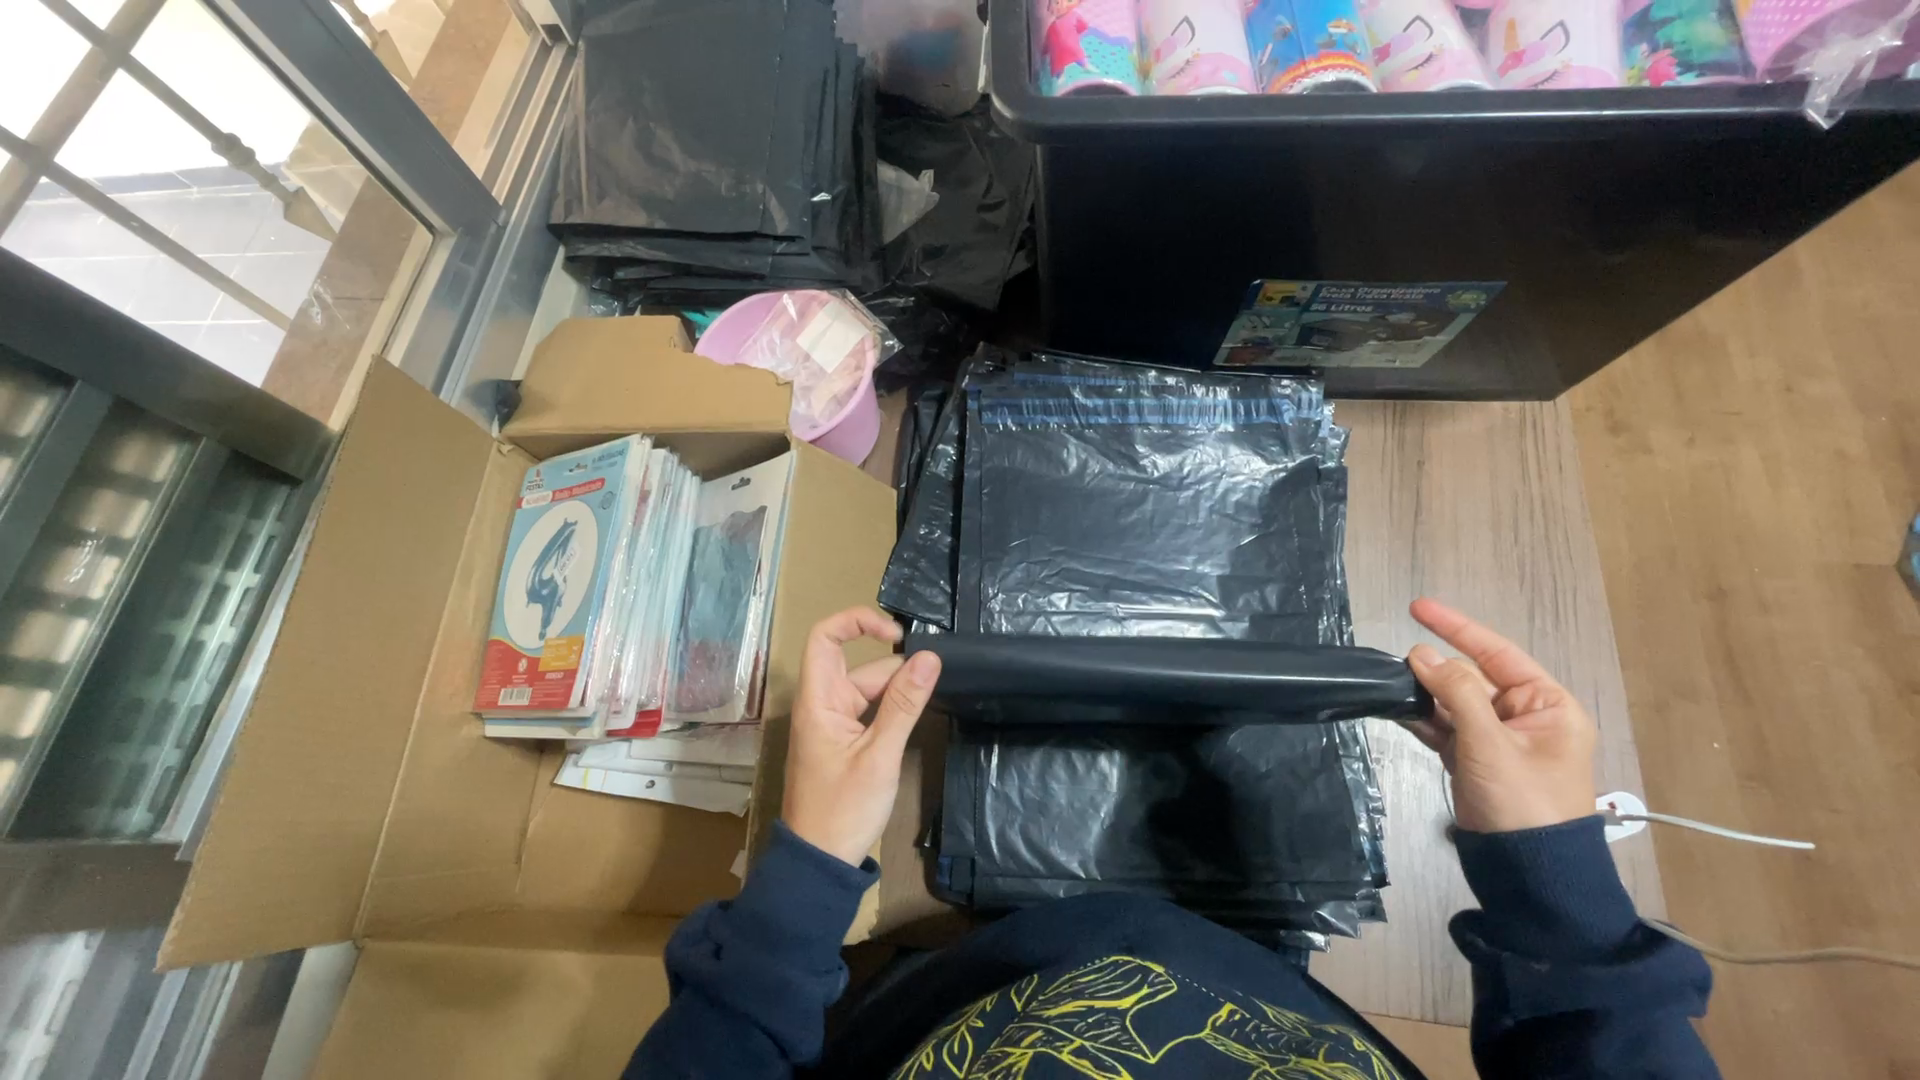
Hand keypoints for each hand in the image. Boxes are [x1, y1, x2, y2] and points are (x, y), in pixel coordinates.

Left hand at [782, 607, 940, 865]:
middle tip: (933, 679)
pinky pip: (870, 710)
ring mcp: (833, 723)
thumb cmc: (843, 809)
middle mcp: (823, 704)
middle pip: (858, 665)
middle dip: (895, 667)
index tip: (896, 633)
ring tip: (932, 696)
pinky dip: (892, 707)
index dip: (857, 622)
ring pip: (869, 689)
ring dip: (898, 689)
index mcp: (818, 700)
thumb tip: (930, 658)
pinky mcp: (844, 741)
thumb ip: (905, 704)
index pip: (825, 638)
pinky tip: (917, 712)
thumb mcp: (880, 755)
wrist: (820, 862)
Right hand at [1403, 597, 1597, 833]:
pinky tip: (1397, 711)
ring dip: (1424, 695)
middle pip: (1471, 676)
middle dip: (1434, 669)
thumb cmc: (1522, 802)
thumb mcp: (1490, 744)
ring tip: (1390, 687)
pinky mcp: (1474, 760)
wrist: (1528, 872)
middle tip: (1396, 665)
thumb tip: (1421, 652)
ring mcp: (1497, 740)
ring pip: (1452, 702)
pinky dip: (1422, 719)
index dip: (1457, 627)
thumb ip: (1456, 694)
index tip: (1417, 606)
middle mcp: (1524, 717)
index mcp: (1547, 706)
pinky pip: (1443, 727)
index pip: (1497, 653)